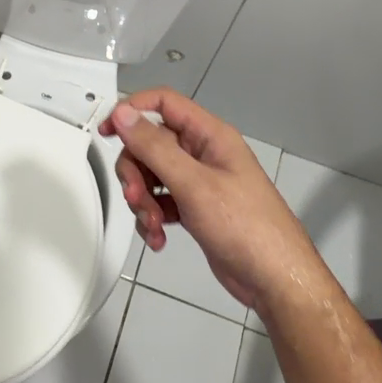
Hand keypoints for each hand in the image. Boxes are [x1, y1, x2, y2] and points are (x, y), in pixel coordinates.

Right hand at [99, 90, 328, 313]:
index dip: (132, 110)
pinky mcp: (195, 208)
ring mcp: (199, 182)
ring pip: (152, 176)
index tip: (107, 130)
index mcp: (209, 136)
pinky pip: (160, 202)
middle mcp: (203, 154)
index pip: (164, 103)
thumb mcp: (194, 184)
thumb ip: (155, 148)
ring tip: (153, 226)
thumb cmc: (244, 226)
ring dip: (143, 201)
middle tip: (137, 198)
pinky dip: (153, 218)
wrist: (274, 279)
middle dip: (136, 172)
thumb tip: (123, 114)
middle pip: (151, 144)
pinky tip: (158, 238)